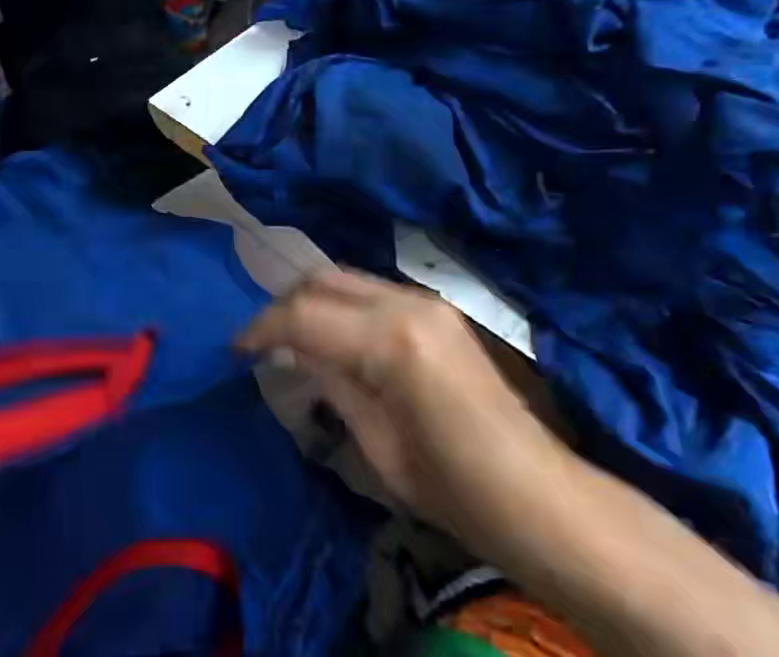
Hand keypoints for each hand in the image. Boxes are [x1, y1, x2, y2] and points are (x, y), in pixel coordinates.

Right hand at [239, 270, 569, 536]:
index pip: (302, 315)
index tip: (236, 350)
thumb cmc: (453, 488)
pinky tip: (330, 336)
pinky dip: (337, 304)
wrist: (542, 500)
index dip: (260, 329)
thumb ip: (329, 381)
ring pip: (343, 278)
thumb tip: (291, 352)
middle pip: (320, 281)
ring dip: (308, 301)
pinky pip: (369, 291)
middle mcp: (408, 306)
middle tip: (261, 341)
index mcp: (391, 341)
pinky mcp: (438, 312)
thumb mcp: (374, 443)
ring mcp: (428, 304)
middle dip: (281, 306)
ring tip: (289, 337)